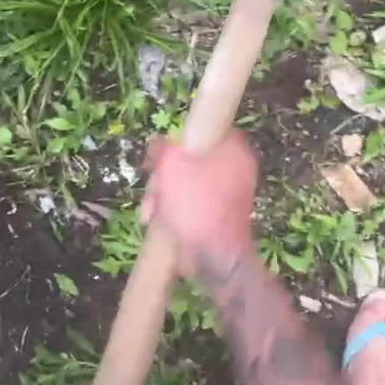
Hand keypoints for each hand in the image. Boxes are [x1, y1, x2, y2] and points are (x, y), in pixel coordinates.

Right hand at [141, 132, 258, 279]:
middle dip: (164, 174)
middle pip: (190, 158)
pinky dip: (172, 209)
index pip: (206, 127)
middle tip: (154, 185)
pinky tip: (156, 220)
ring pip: (185, 182)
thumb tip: (157, 142)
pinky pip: (190, 202)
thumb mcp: (172, 166)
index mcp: (233, 149)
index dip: (181, 137)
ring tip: (151, 210)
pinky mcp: (216, 214)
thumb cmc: (197, 203)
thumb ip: (163, 148)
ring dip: (162, 194)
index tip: (164, 150)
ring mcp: (226, 193)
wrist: (214, 256)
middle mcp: (234, 168)